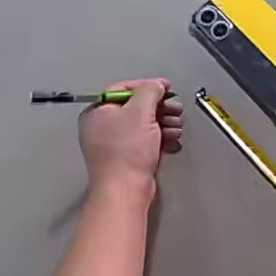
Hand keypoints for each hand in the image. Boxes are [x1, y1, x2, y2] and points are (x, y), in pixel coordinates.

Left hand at [78, 79, 183, 195]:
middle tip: (175, 109)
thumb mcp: (140, 111)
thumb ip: (150, 91)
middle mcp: (103, 126)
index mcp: (98, 112)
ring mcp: (115, 144)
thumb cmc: (127, 150)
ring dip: (164, 123)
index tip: (166, 87)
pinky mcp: (128, 158)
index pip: (124, 89)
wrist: (126, 190)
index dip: (147, 86)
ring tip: (177, 127)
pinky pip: (146, 141)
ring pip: (144, 125)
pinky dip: (161, 139)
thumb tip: (156, 86)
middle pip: (137, 107)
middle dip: (160, 107)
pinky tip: (173, 140)